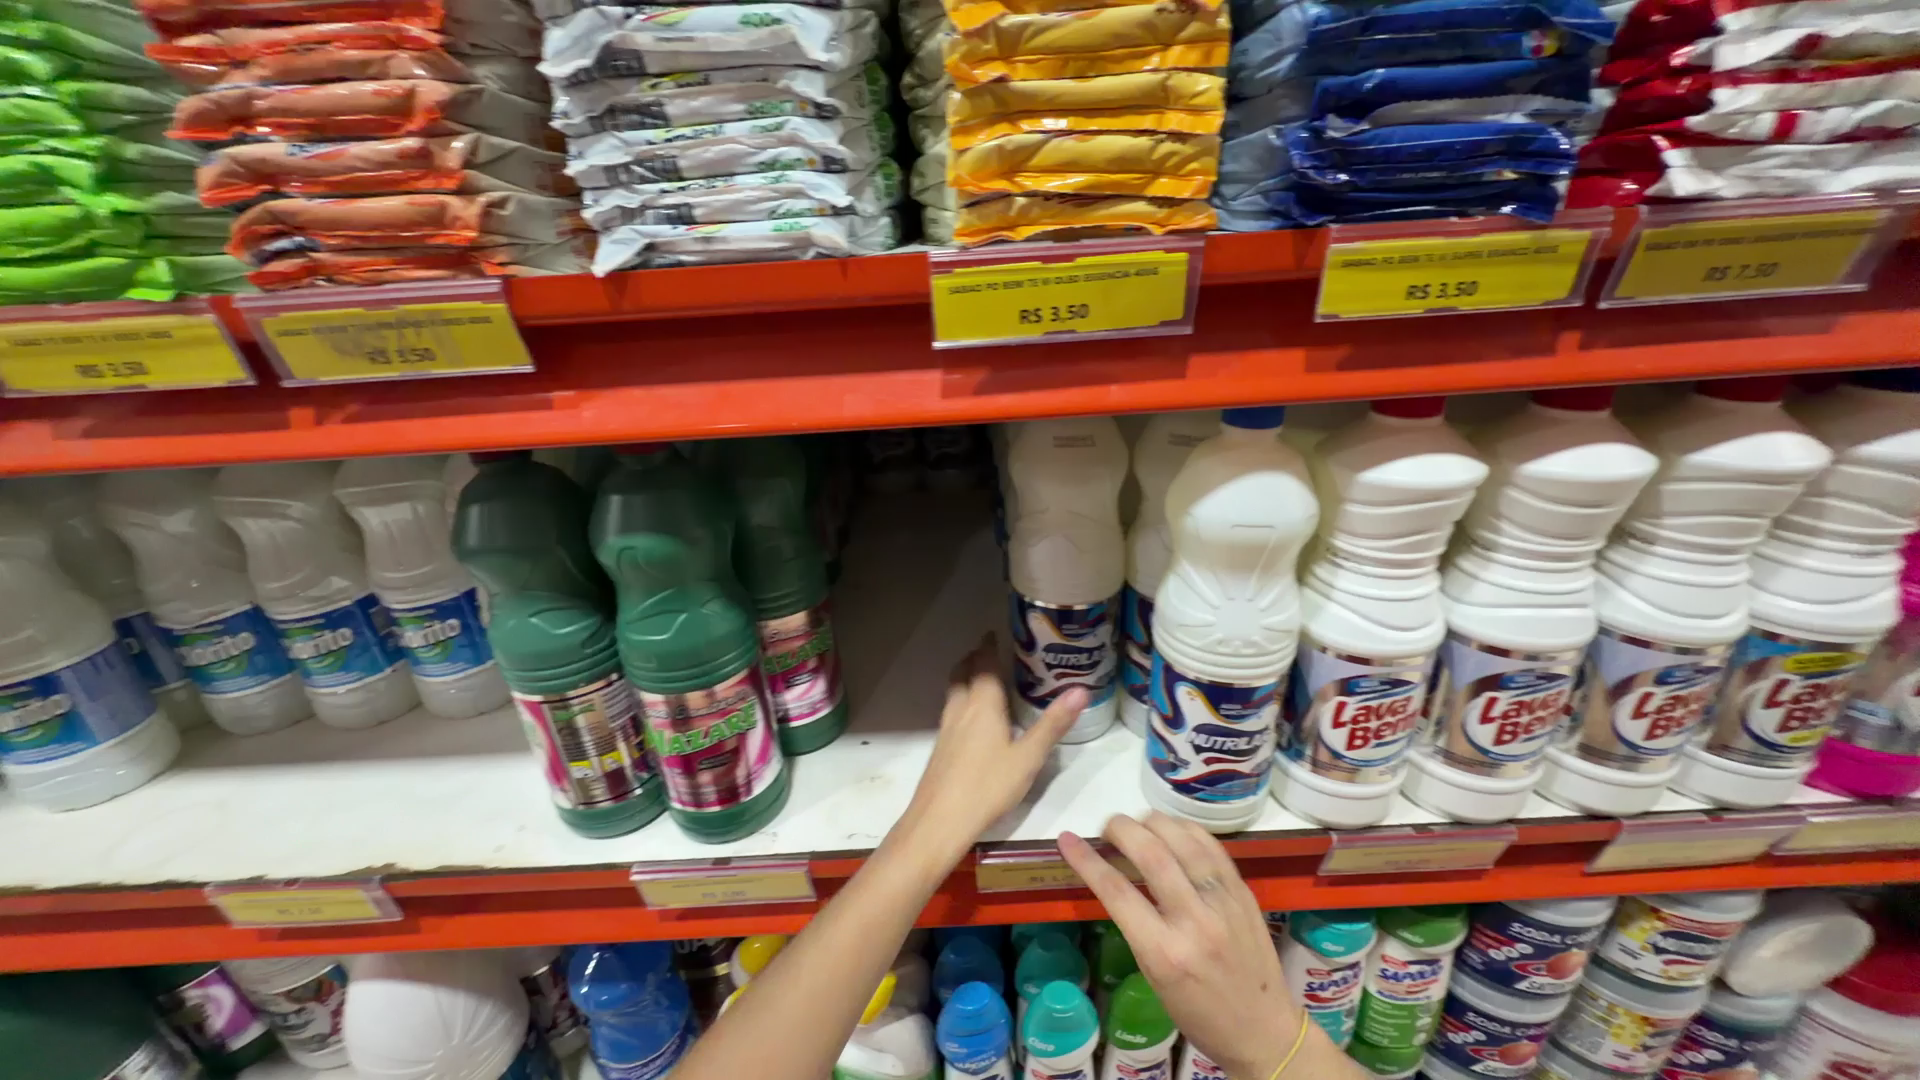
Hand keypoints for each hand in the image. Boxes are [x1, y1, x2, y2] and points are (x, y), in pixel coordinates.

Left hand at [896, 633, 1086, 862]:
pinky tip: (971, 719)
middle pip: (963, 673)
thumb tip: (1081, 690)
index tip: (994, 632)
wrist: (939, 820)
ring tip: (979, 677)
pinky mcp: (940, 747)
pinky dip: (961, 699)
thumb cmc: (987, 786)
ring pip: (953, 691)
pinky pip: (950, 710)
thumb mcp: (1028, 757)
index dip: (988, 647)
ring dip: (964, 677)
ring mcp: (946, 728)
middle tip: (987, 651)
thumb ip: (1052, 724)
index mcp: (982, 705)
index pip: (984, 665)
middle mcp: (960, 710)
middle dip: (974, 658)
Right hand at [1059, 813, 1302, 1079]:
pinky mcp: (1242, 892)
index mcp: (1164, 952)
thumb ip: (1136, 923)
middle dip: (1120, 828)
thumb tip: (1114, 873)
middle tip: (1107, 828)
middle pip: (1151, 853)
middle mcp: (1194, 921)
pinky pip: (1210, 846)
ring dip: (1152, 822)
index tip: (1067, 839)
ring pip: (1183, 840)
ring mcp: (1223, 903)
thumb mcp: (1153, 975)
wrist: (1263, 1031)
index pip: (1116, 891)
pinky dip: (1185, 829)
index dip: (1086, 859)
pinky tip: (1171, 829)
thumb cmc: (1198, 1012)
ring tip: (1137, 824)